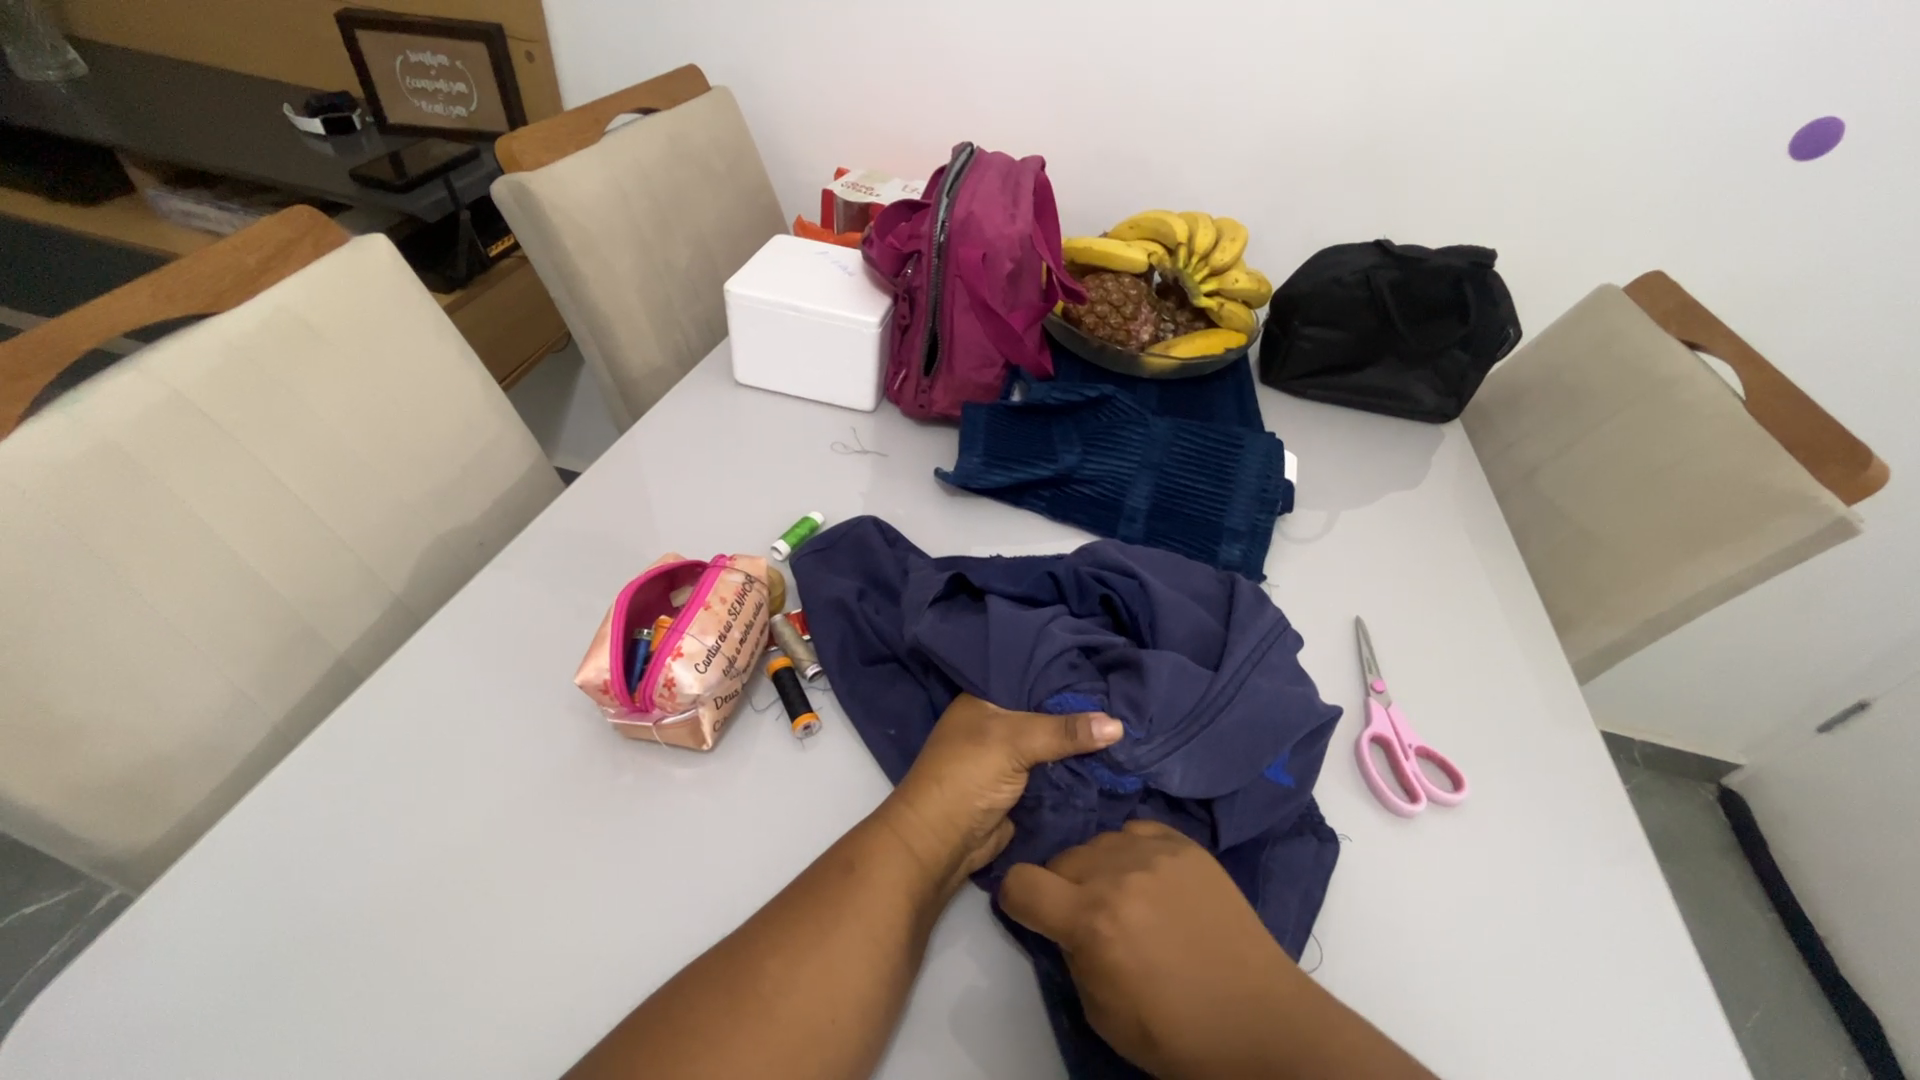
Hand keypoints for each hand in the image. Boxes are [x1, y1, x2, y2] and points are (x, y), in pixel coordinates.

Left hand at [877, 694, 1122, 894]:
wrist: (942, 840)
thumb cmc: (967, 774)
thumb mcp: (1015, 741)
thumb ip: (1064, 731)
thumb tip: (1119, 725)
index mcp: (985, 698)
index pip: (1031, 675)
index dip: (1066, 674)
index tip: (1107, 671)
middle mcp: (996, 722)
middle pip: (1046, 711)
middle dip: (1081, 712)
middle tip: (1126, 701)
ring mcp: (1009, 755)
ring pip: (1054, 743)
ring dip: (1082, 742)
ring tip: (1129, 727)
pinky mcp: (1020, 785)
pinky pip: (1056, 770)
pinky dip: (1078, 768)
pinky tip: (1112, 758)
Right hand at [999, 821, 1297, 1079]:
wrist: (1259, 1022)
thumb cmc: (1174, 1032)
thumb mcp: (1099, 1009)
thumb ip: (1071, 953)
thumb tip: (1064, 923)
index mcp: (1090, 920)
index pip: (1019, 882)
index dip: (1017, 901)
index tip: (1031, 914)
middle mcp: (1117, 874)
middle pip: (1059, 858)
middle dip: (1061, 887)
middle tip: (1088, 918)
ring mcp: (1156, 854)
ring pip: (1098, 842)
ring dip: (1098, 868)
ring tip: (1125, 898)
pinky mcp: (1187, 846)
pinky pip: (1136, 831)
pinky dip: (1132, 853)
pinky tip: (1151, 880)